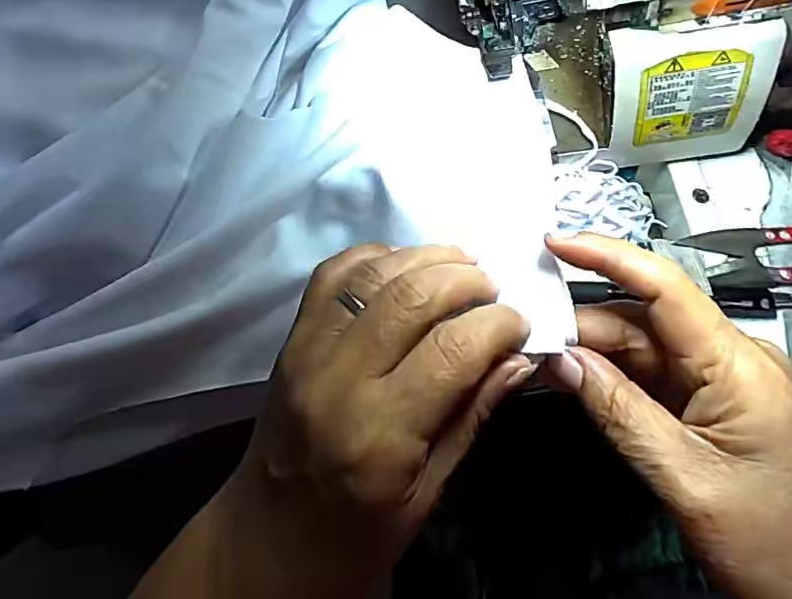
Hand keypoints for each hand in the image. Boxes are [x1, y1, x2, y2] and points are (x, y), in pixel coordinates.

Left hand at [134, 245, 533, 597]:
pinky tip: (402, 261)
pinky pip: (331, 274)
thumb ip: (471, 415)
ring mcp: (307, 348)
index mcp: (379, 433)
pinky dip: (371, 257)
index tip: (519, 321)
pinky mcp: (292, 335)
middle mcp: (338, 378)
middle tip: (492, 284)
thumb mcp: (427, 492)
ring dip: (420, 257)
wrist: (271, 535)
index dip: (495, 325)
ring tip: (458, 260)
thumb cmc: (357, 531)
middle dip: (460, 280)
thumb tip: (518, 358)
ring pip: (369, 275)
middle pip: (408, 299)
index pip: (449, 351)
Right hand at [545, 233, 791, 598]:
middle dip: (583, 322)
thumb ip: (619, 412)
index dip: (605, 255)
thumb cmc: (784, 550)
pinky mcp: (713, 399)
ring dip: (592, 350)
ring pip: (640, 343)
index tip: (556, 242)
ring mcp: (723, 378)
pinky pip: (651, 370)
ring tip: (548, 360)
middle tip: (531, 330)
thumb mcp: (687, 481)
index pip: (664, 286)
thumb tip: (563, 360)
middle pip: (640, 317)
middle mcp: (732, 358)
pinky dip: (611, 373)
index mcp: (740, 367)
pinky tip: (580, 379)